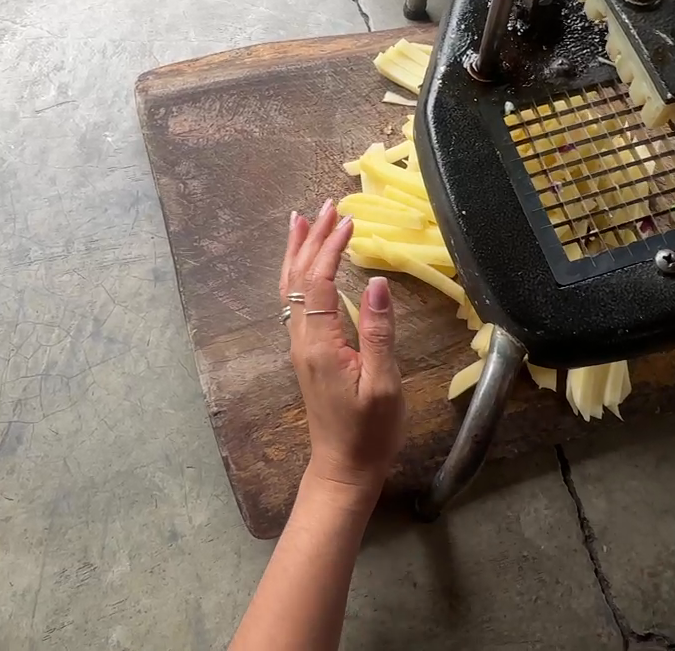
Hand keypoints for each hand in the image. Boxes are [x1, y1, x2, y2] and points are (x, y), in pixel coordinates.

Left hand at [281, 201, 405, 496]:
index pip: (319, 281)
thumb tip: (375, 281)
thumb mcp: (383, 384)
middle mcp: (302, 338)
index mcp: (320, 342)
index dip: (331, 247)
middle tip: (327, 205)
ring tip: (303, 219)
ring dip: (298, 250)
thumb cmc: (369, 432)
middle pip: (298, 277)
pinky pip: (295, 300)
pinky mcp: (306, 351)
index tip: (349, 220)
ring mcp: (300, 344)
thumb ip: (378, 332)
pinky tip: (305, 264)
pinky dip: (298, 272)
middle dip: (312, 238)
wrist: (343, 469)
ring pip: (291, 287)